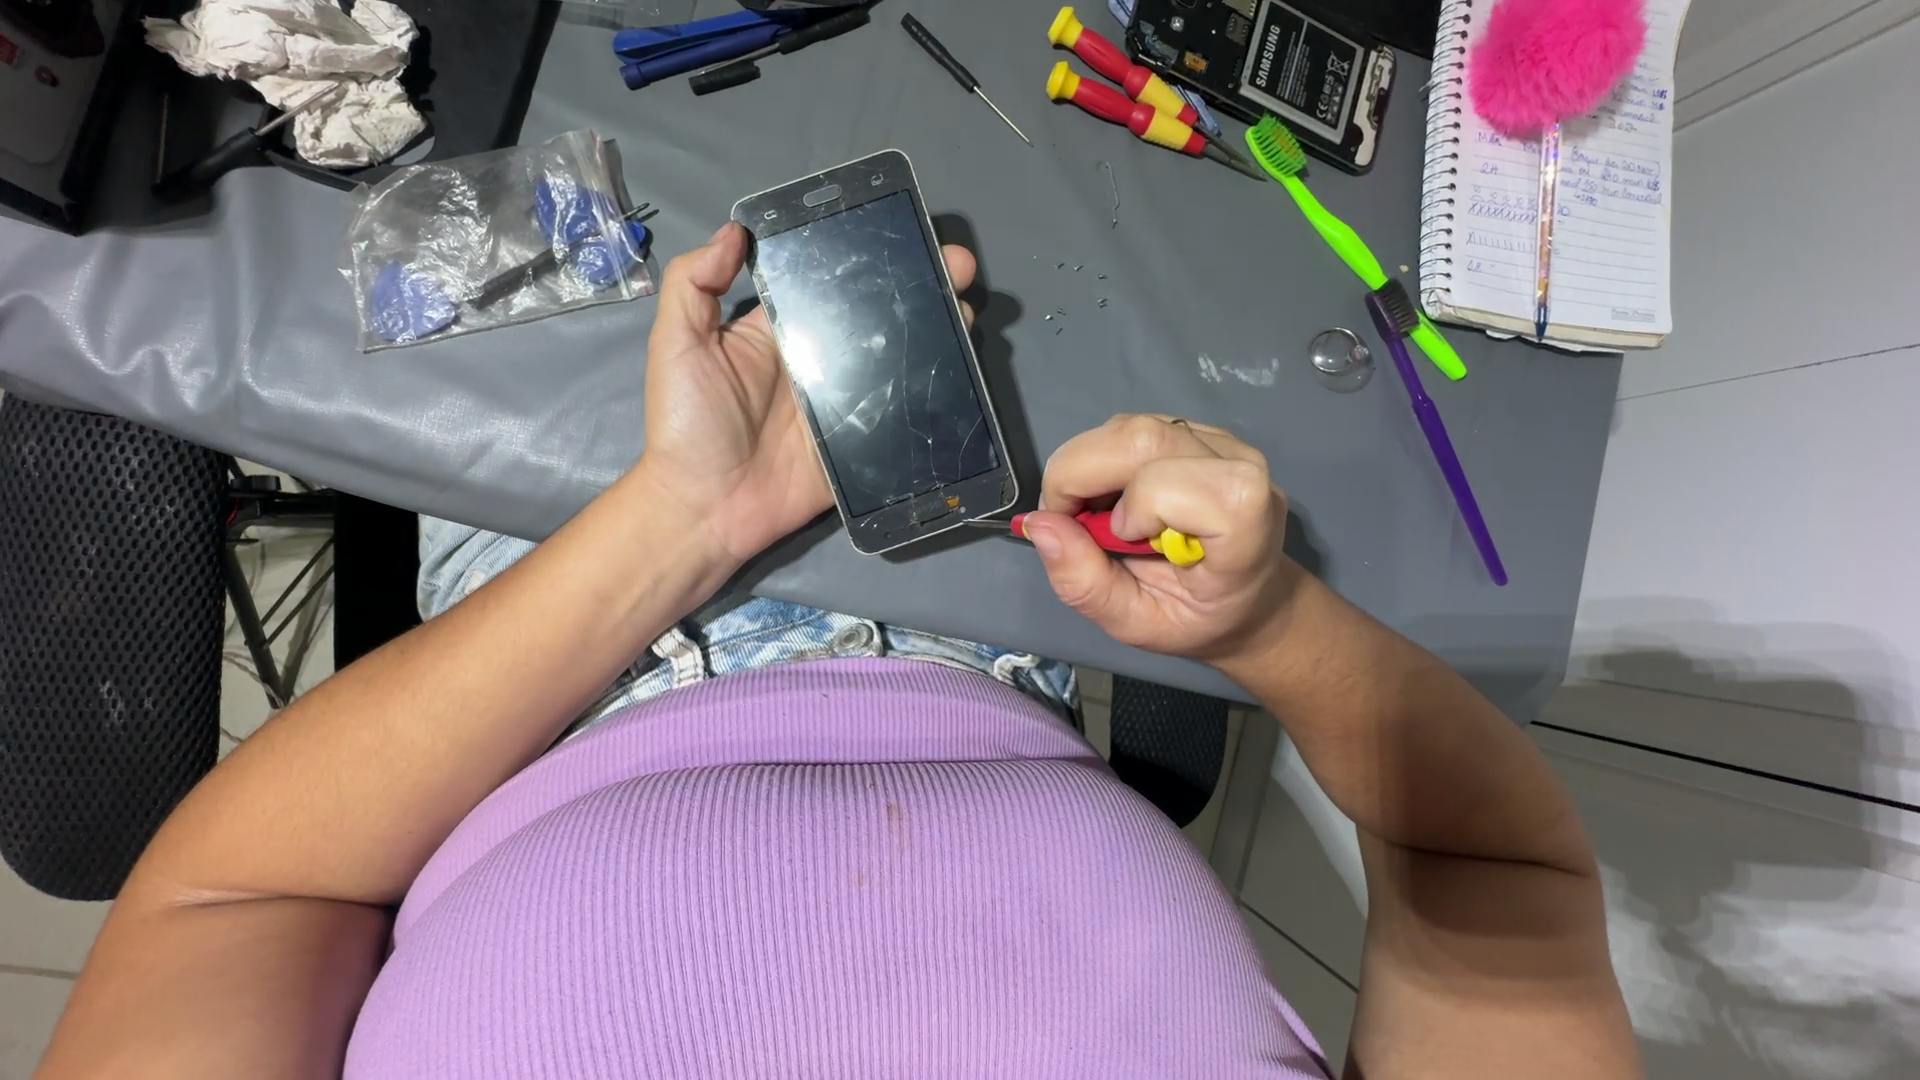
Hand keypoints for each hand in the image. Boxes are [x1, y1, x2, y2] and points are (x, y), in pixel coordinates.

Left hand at [637, 222, 977, 564]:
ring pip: (901, 359)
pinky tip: (960, 369)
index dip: (868, 255)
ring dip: (938, 332)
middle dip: (922, 286)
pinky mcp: (862, 441)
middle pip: (878, 315)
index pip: (831, 280)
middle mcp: (820, 357)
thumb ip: (694, 283)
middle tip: (958, 268)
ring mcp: (846, 401)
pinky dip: (932, 393)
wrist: (707, 507)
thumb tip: (736, 229)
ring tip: (967, 311)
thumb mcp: (677, 343)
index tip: (905, 232)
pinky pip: (902, 413)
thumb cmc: (688, 423)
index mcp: (782, 328)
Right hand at [1022, 415, 1298, 663]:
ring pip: (1128, 427)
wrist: (1247, 595)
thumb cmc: (1196, 617)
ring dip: (1087, 467)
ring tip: (1094, 512)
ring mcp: (1219, 442)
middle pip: (1140, 437)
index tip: (1117, 541)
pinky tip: (1112, 494)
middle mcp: (1237, 467)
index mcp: (1243, 525)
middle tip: (1069, 521)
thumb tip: (1038, 525)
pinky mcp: (1196, 430)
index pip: (1176, 484)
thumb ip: (1086, 584)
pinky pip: (1131, 427)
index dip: (1133, 506)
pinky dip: (1101, 459)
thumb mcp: (1135, 624)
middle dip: (1078, 476)